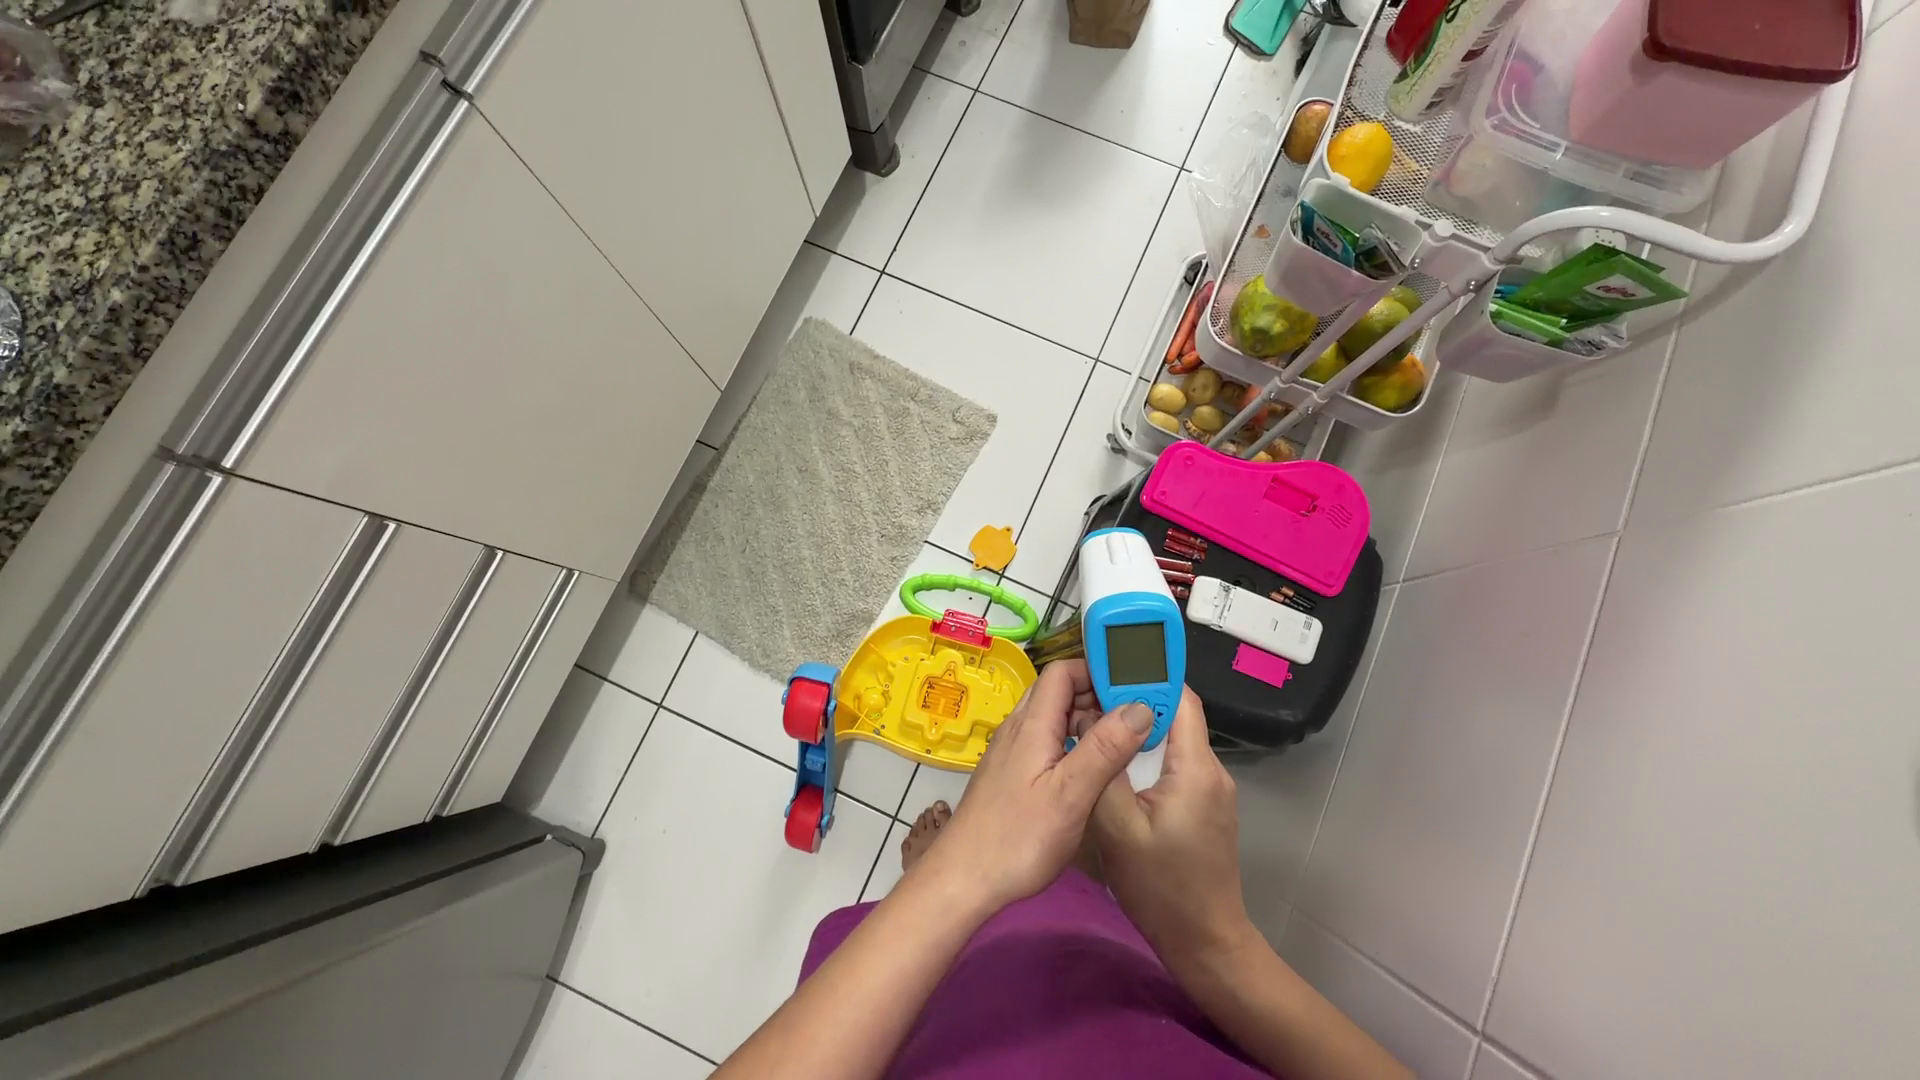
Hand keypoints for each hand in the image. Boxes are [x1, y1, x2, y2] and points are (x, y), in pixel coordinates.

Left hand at [913, 659, 1154, 912]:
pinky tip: (1091, 769)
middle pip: (1057, 692)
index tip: (1133, 684)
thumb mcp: (1071, 793)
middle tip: (1137, 714)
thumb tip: (1138, 705)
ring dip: (1086, 719)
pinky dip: (1072, 742)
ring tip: (1123, 740)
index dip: (1097, 670)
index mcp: (1032, 725)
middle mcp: (1018, 730)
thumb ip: (1104, 748)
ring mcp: (1011, 753)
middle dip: (1097, 694)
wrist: (964, 878)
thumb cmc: (1018, 837)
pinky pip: (1046, 742)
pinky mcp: (1010, 775)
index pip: (1062, 672)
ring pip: (1052, 718)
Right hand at [1087, 687, 1255, 973]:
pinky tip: (1114, 763)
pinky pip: (1174, 764)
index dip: (1145, 674)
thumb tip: (1090, 718)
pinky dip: (1146, 754)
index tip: (1104, 665)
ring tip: (1093, 723)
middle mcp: (1211, 770)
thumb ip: (1103, 768)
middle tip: (1087, 695)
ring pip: (1172, 740)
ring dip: (1137, 728)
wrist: (1205, 943)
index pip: (1179, 697)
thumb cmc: (1161, 887)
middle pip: (1175, 715)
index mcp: (1195, 767)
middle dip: (1132, 699)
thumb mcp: (1118, 829)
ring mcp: (1210, 790)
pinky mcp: (1203, 806)